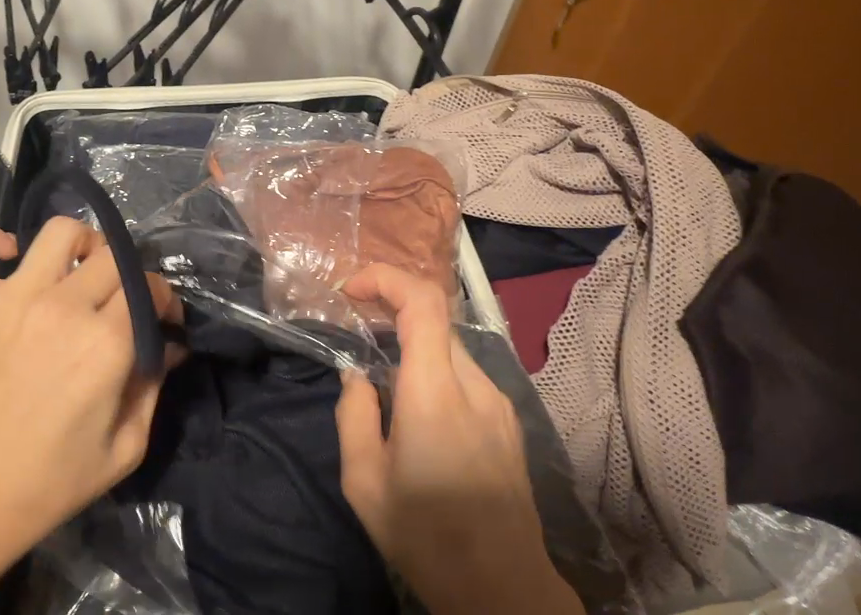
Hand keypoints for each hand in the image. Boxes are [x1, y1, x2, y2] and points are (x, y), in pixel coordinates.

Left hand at [0, 219, 183, 541]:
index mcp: (106, 342)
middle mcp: (62, 307)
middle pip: (112, 256)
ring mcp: (13, 300)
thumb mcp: (128, 445)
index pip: (148, 287)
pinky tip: (8, 256)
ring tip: (81, 271)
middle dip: (130, 274)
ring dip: (80, 243)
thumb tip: (170, 345)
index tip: (162, 320)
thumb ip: (154, 386)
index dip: (163, 300)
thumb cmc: (57, 478)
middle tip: (125, 303)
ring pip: (58, 232)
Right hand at [335, 265, 582, 614]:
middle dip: (392, 312)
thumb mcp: (363, 481)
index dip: (386, 278)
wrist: (503, 589)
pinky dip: (435, 372)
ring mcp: (498, 403)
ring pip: (450, 349)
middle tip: (358, 329)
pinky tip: (416, 414)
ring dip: (414, 347)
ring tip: (383, 384)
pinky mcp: (508, 423)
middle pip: (435, 320)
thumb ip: (353, 414)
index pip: (423, 302)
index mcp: (435, 394)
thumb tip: (357, 376)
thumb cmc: (426, 536)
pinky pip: (466, 377)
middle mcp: (474, 386)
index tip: (352, 291)